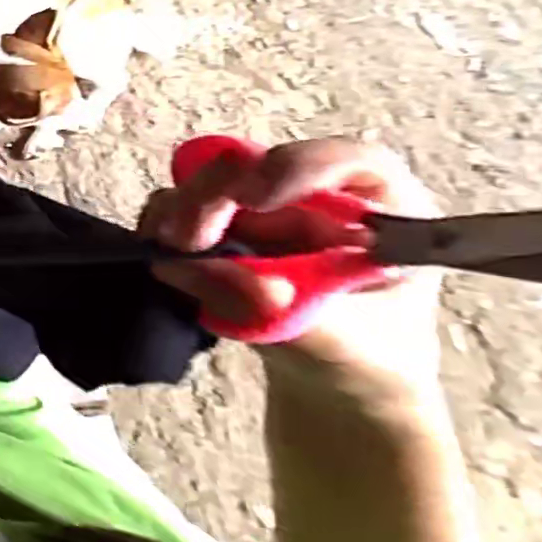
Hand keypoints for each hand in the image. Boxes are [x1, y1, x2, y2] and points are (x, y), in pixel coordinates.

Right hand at [139, 139, 445, 402]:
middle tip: (187, 240)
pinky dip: (160, 229)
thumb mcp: (348, 344)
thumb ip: (293, 310)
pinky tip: (162, 257)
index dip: (298, 167)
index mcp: (381, 211)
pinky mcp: (212, 224)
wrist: (332, 379)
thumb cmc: (366, 357)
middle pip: (251, 165)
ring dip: (179, 213)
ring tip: (170, 255)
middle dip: (211, 196)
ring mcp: (256, 208)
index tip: (254, 198)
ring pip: (202, 183)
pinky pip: (173, 208)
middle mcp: (311, 195)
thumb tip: (219, 274)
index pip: (348, 161)